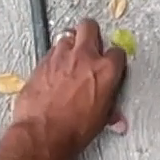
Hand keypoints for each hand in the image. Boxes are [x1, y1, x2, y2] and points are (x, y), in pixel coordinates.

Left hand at [8, 19, 127, 159]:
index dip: (114, 58)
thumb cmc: (73, 129)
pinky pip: (50, 51)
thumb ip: (110, 111)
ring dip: (70, 44)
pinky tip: (54, 69)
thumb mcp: (100, 120)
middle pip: (89, 27)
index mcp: (105, 70)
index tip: (111, 63)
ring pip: (67, 35)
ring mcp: (60, 57)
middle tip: (90, 44)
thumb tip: (116, 119)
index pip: (117, 52)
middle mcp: (84, 57)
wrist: (43, 133)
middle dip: (90, 33)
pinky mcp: (41, 63)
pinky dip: (54, 57)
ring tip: (70, 56)